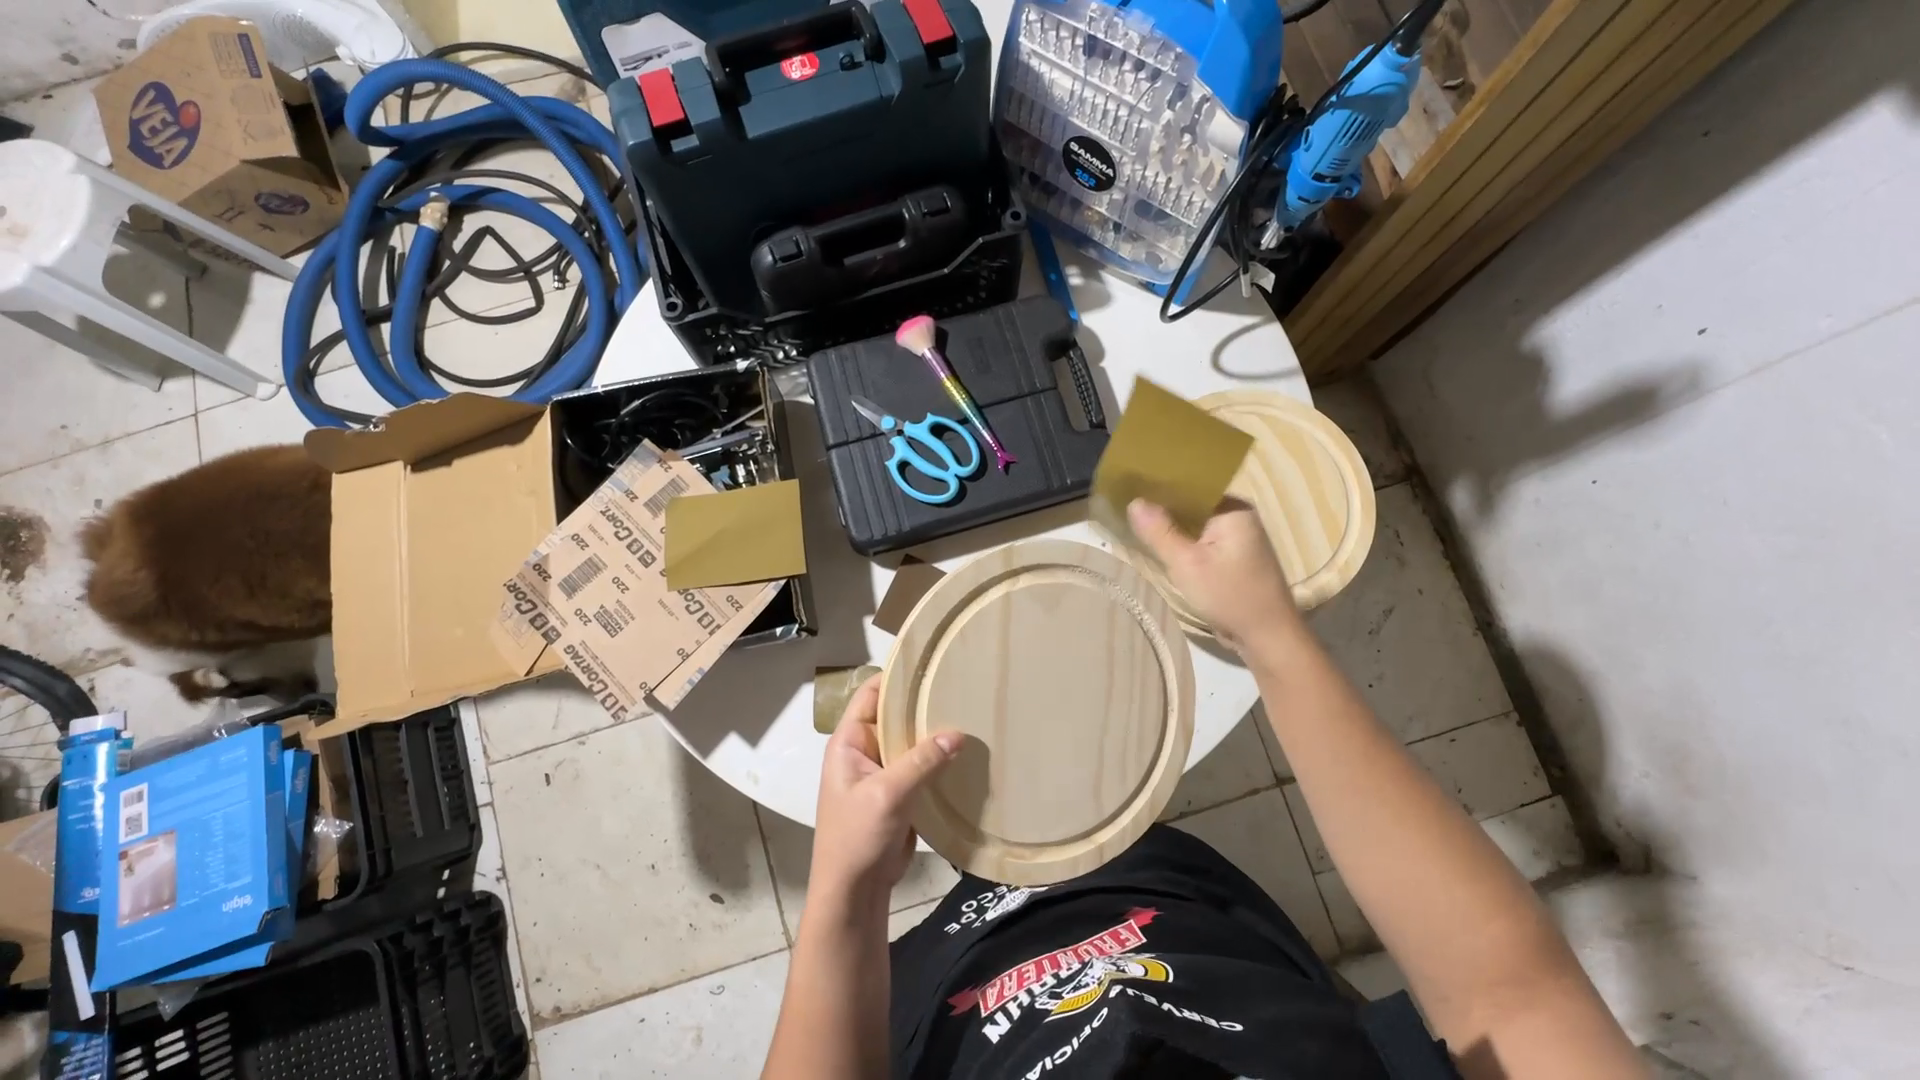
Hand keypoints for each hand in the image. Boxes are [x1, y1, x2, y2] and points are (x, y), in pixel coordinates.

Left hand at [811, 676, 961, 906]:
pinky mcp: (900, 795)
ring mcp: (883, 774)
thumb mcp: (888, 794)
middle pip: (894, 718)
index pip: (870, 696)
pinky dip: (939, 761)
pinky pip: (921, 768)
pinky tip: (967, 753)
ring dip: (934, 736)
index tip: (929, 664)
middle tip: (962, 688)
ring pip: (911, 744)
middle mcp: (865, 752)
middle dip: (922, 707)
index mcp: (849, 743)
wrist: (855, 891)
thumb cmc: (857, 837)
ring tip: (972, 716)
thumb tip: (958, 733)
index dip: (895, 678)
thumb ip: (922, 761)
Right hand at [1128, 498, 1302, 649]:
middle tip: (1125, 509)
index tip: (1129, 490)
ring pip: (1195, 527)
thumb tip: (1134, 502)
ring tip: (1135, 525)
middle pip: (1192, 507)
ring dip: (1171, 530)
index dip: (1159, 488)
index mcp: (1233, 508)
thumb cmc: (1230, 596)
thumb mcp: (1186, 564)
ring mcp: (1238, 538)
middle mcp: (1239, 517)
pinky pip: (1201, 543)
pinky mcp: (1234, 558)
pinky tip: (1159, 548)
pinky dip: (1183, 546)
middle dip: (1162, 510)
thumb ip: (1160, 532)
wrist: (1267, 637)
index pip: (1190, 488)